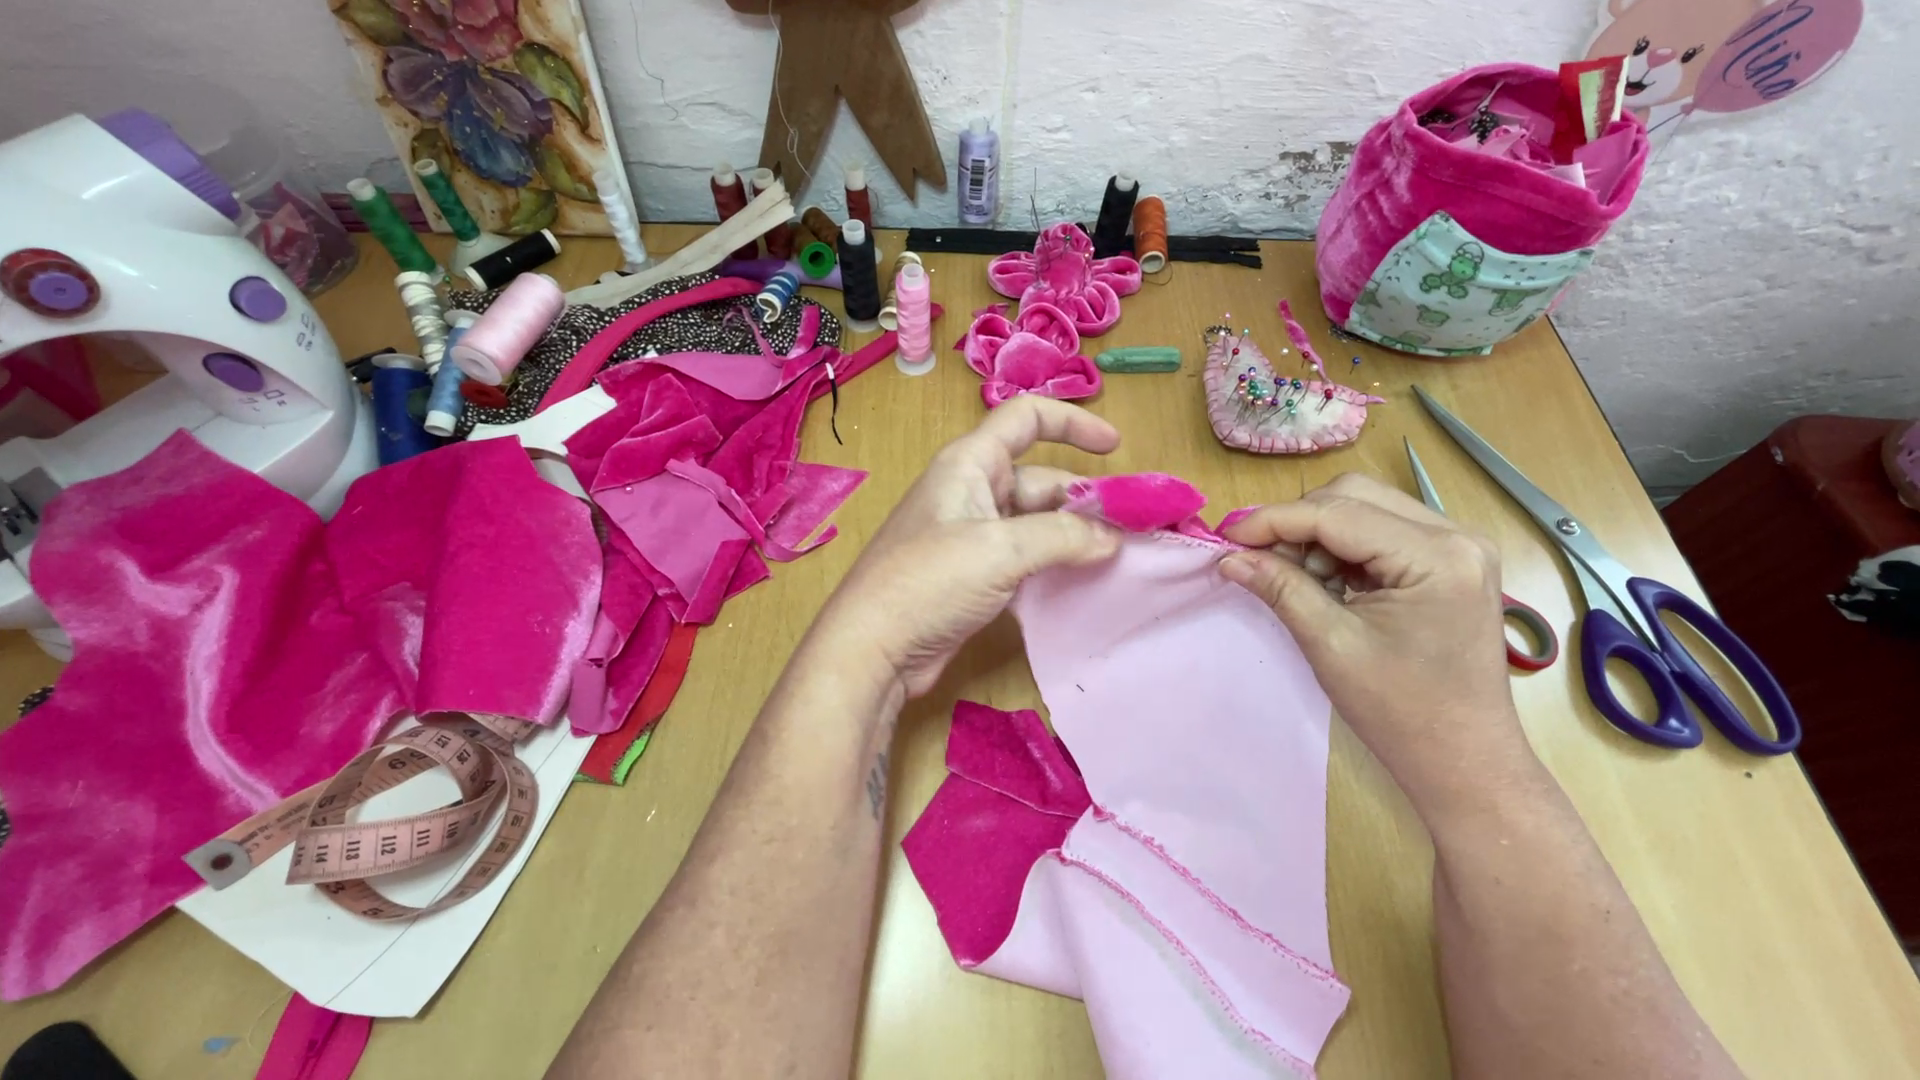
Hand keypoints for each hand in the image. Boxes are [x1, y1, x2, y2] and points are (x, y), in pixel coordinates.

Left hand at [810, 398, 1122, 698]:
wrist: (872, 648)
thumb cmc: (929, 581)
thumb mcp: (1001, 550)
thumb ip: (1064, 536)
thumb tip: (1113, 539)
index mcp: (970, 463)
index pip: (1026, 419)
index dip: (1072, 423)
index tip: (1116, 448)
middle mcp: (971, 491)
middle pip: (1040, 479)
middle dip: (1086, 499)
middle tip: (1134, 530)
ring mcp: (971, 536)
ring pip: (1036, 523)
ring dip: (1074, 536)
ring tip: (1120, 558)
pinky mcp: (973, 576)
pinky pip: (1025, 558)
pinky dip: (1054, 565)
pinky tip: (1084, 583)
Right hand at [1218, 473, 1542, 816]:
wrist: (1463, 758)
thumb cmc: (1400, 711)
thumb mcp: (1331, 645)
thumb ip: (1281, 589)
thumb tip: (1229, 557)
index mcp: (1438, 556)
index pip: (1338, 513)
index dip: (1274, 521)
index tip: (1226, 539)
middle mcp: (1456, 535)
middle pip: (1353, 496)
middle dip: (1296, 523)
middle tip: (1259, 561)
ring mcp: (1457, 546)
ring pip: (1365, 508)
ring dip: (1317, 535)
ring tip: (1296, 579)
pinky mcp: (1449, 561)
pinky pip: (1380, 531)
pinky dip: (1341, 548)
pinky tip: (1326, 583)